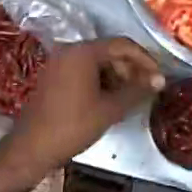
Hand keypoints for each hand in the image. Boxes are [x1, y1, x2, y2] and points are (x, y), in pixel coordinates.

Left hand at [0, 38, 163, 174]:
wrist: (32, 147)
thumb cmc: (73, 126)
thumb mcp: (110, 108)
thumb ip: (137, 90)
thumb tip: (159, 80)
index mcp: (83, 52)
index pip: (122, 45)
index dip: (145, 60)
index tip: (159, 77)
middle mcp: (69, 50)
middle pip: (108, 51)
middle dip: (130, 69)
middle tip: (146, 89)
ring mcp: (58, 63)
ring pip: (96, 62)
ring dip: (116, 76)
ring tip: (130, 98)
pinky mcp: (53, 76)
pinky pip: (83, 71)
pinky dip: (100, 81)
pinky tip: (110, 100)